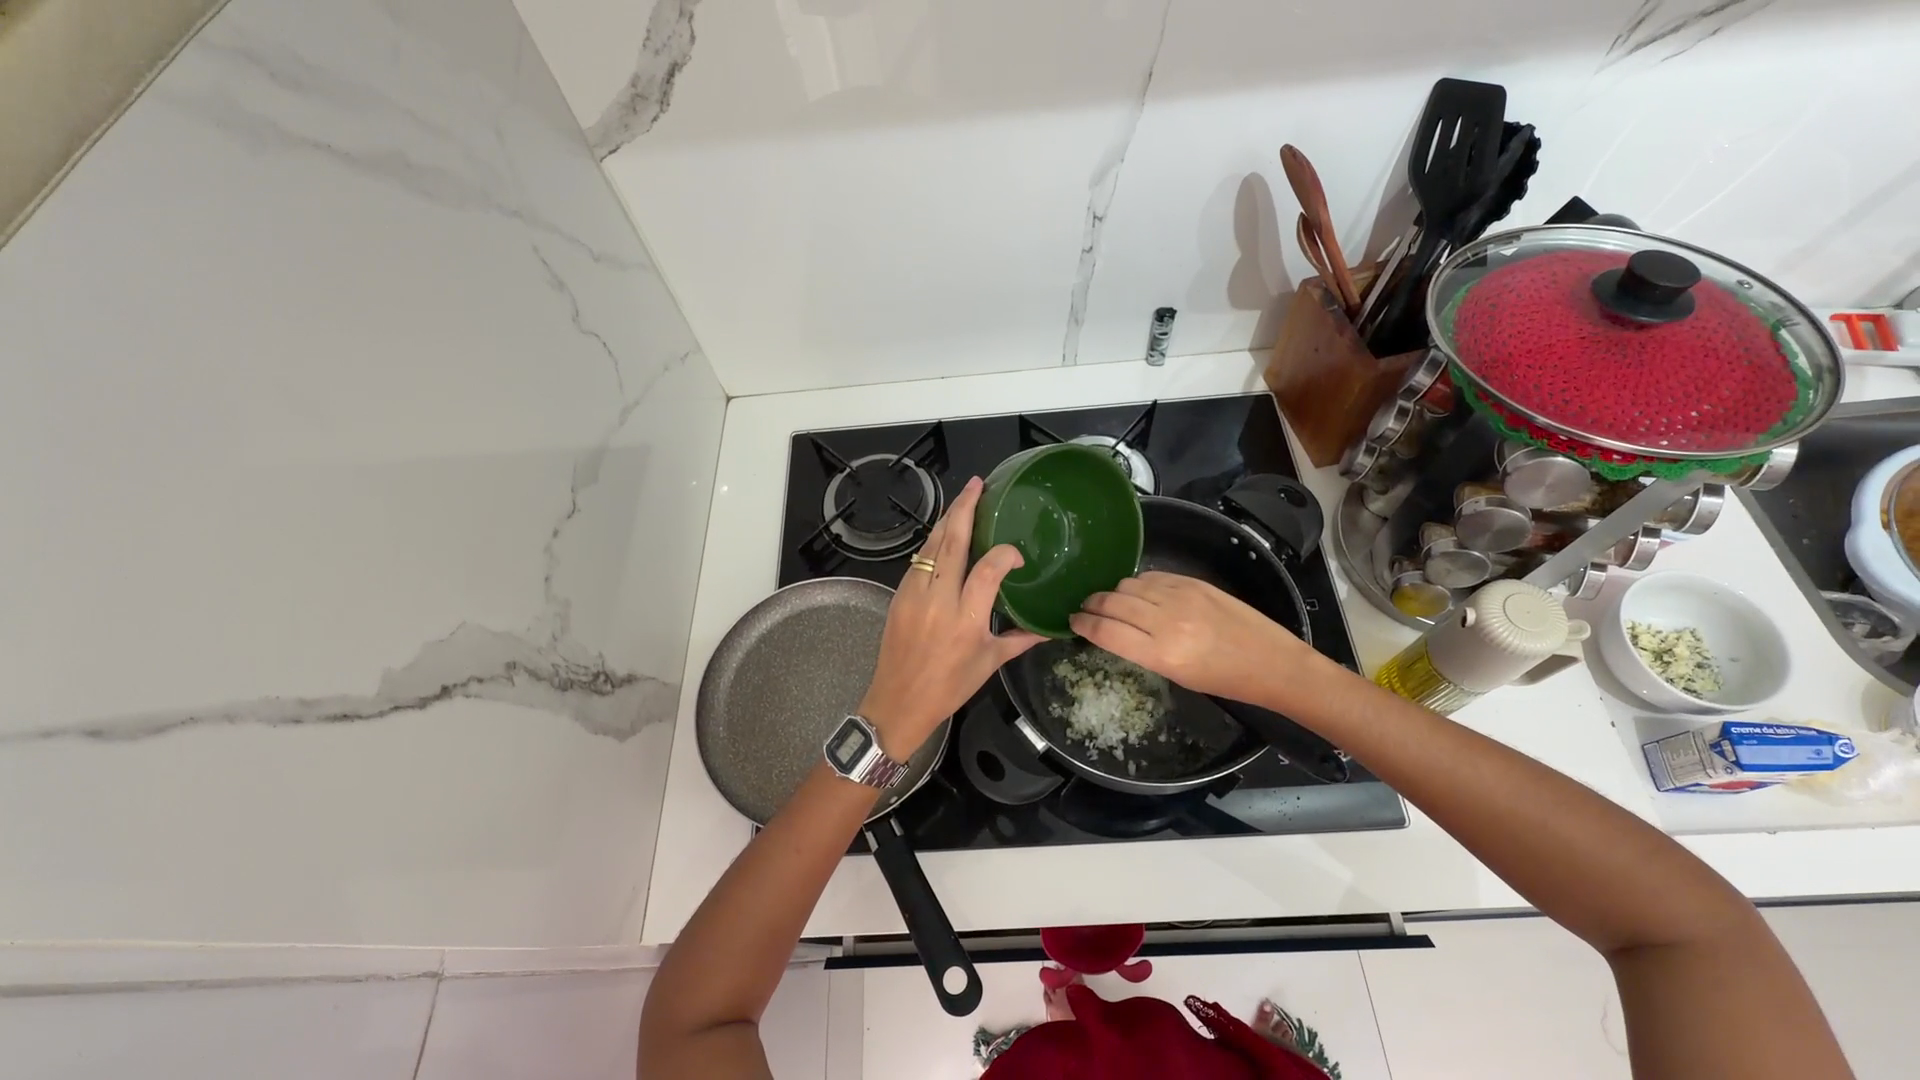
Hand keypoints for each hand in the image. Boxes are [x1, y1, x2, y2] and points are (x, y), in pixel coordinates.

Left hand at [860, 476, 1044, 757]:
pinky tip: (944, 534)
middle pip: (952, 542)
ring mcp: (914, 594)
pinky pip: (919, 560)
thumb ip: (1019, 639)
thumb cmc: (948, 687)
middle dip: (964, 508)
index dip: (1004, 554)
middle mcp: (939, 600)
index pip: (988, 569)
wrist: (898, 702)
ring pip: (931, 545)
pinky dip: (934, 542)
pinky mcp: (899, 595)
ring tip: (963, 501)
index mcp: (966, 619)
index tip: (1016, 555)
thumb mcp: (989, 664)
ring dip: (947, 520)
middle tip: (978, 485)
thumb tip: (1047, 628)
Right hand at [1069, 571, 1318, 706]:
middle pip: (1112, 602)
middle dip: (1092, 605)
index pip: (1106, 631)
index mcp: (1162, 654)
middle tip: (1084, 610)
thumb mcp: (1177, 676)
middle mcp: (1167, 621)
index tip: (1073, 623)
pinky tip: (1139, 593)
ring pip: (1129, 585)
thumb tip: (1115, 631)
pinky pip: (1153, 577)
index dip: (1083, 625)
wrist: (1273, 663)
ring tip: (1111, 601)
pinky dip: (1139, 583)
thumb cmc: (1226, 681)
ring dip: (1114, 593)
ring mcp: (1182, 597)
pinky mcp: (1195, 583)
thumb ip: (1142, 650)